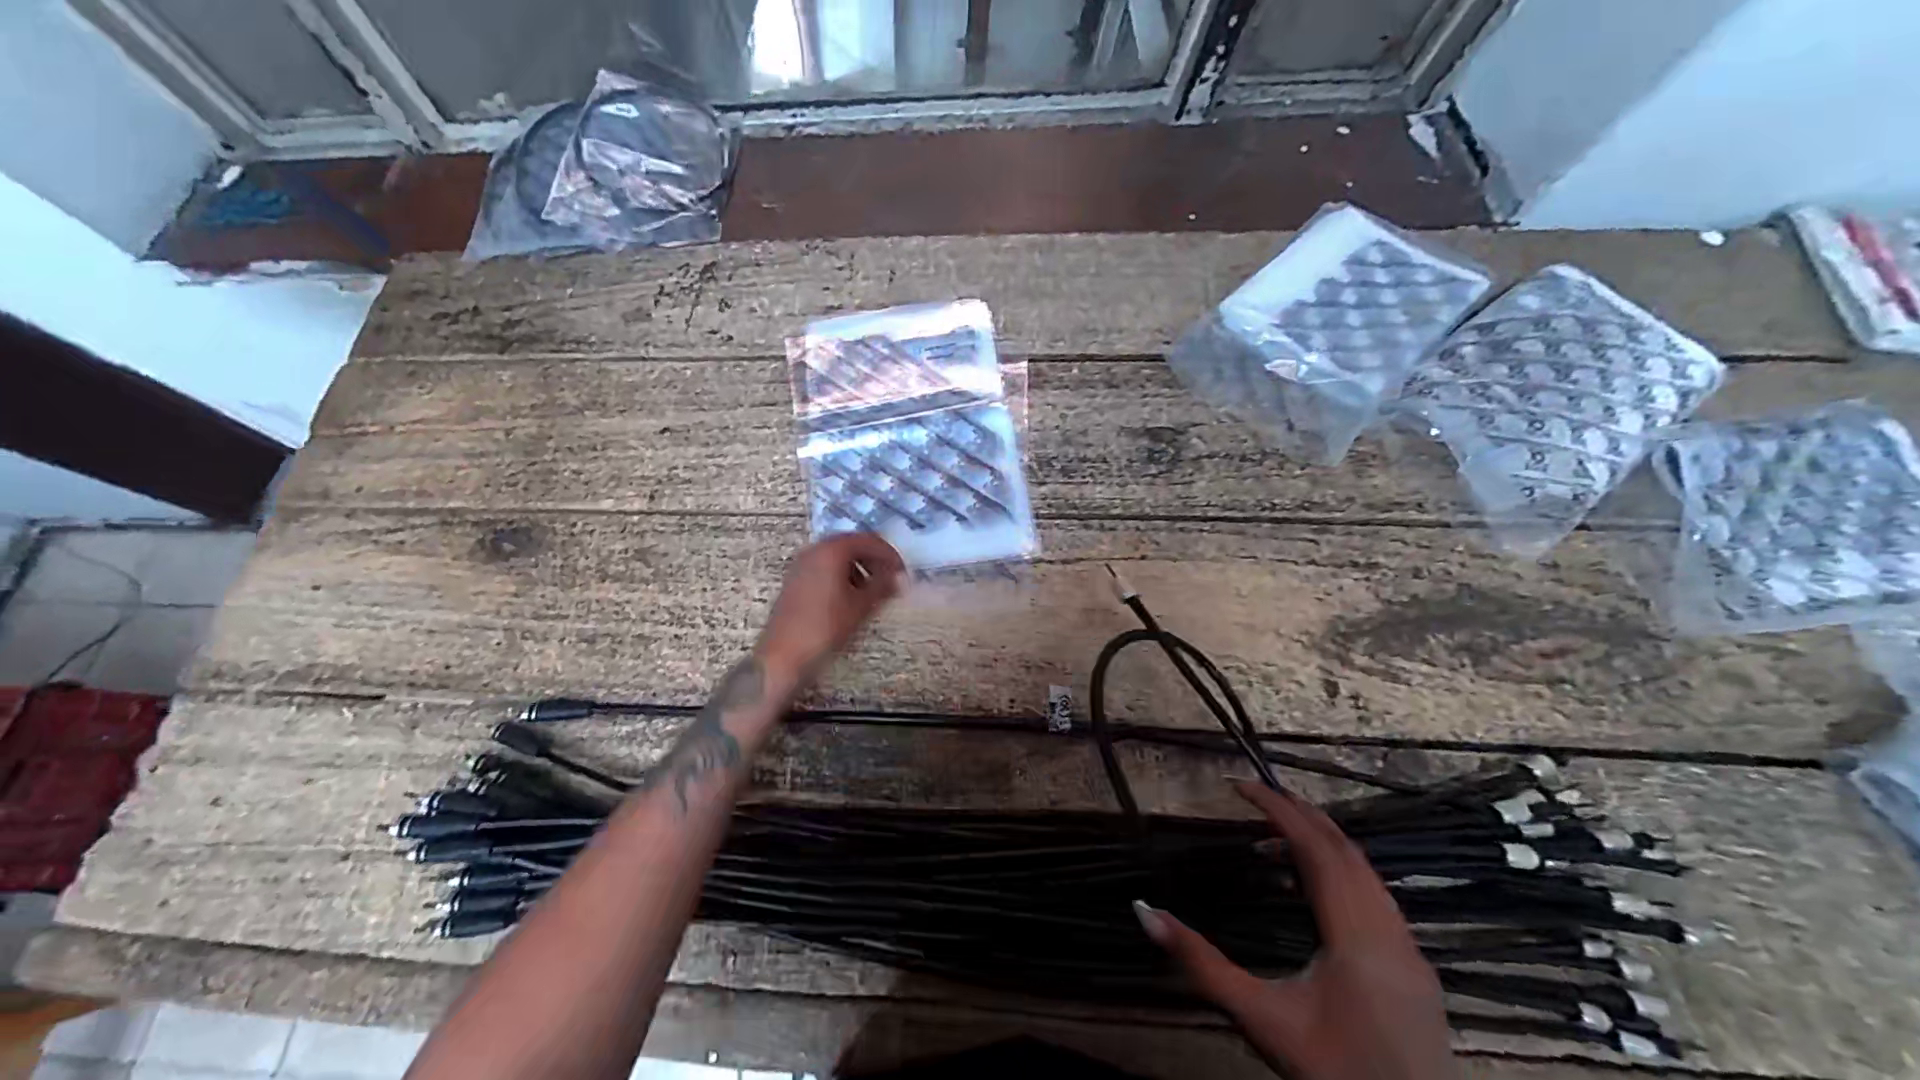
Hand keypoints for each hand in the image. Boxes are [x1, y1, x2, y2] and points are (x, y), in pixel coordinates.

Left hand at [755, 533, 904, 680]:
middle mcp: (814, 550)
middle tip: (891, 579)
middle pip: (852, 545)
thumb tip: (898, 576)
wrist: (784, 656)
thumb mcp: (861, 606)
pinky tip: (850, 597)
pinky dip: (842, 576)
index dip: (890, 555)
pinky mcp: (795, 581)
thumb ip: (882, 585)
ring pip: (837, 557)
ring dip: (859, 568)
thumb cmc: (825, 628)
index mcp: (831, 551)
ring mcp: (801, 565)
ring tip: (873, 591)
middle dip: (874, 560)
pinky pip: (824, 569)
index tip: (903, 572)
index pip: (869, 540)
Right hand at [1135, 782, 1456, 1079]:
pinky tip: (1312, 889)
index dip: (1277, 809)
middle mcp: (1390, 931)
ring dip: (1322, 842)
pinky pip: (1376, 896)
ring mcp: (1411, 951)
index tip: (1238, 784)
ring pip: (1367, 872)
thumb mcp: (1259, 1020)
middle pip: (1346, 850)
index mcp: (1356, 936)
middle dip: (1300, 814)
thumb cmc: (1333, 1075)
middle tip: (1254, 796)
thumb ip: (1200, 964)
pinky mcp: (1417, 970)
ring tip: (1272, 837)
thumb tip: (1142, 909)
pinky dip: (1341, 871)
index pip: (1316, 849)